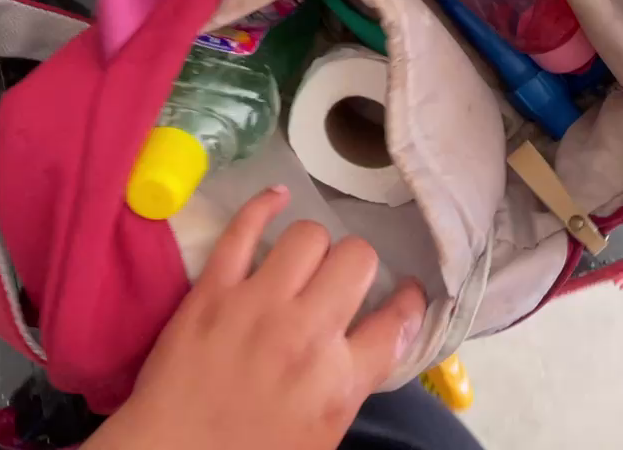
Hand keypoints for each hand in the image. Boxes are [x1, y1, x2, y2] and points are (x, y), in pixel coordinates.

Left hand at [88, 186, 427, 449]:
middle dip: (357, 264)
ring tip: (305, 258)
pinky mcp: (213, 288)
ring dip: (314, 244)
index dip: (408, 301)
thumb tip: (380, 335)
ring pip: (309, 235)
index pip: (395, 323)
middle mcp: (306, 334)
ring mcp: (257, 304)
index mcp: (338, 382)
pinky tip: (277, 197)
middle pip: (356, 259)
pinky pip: (244, 228)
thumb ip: (352, 383)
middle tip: (341, 278)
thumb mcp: (321, 436)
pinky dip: (264, 205)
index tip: (406, 291)